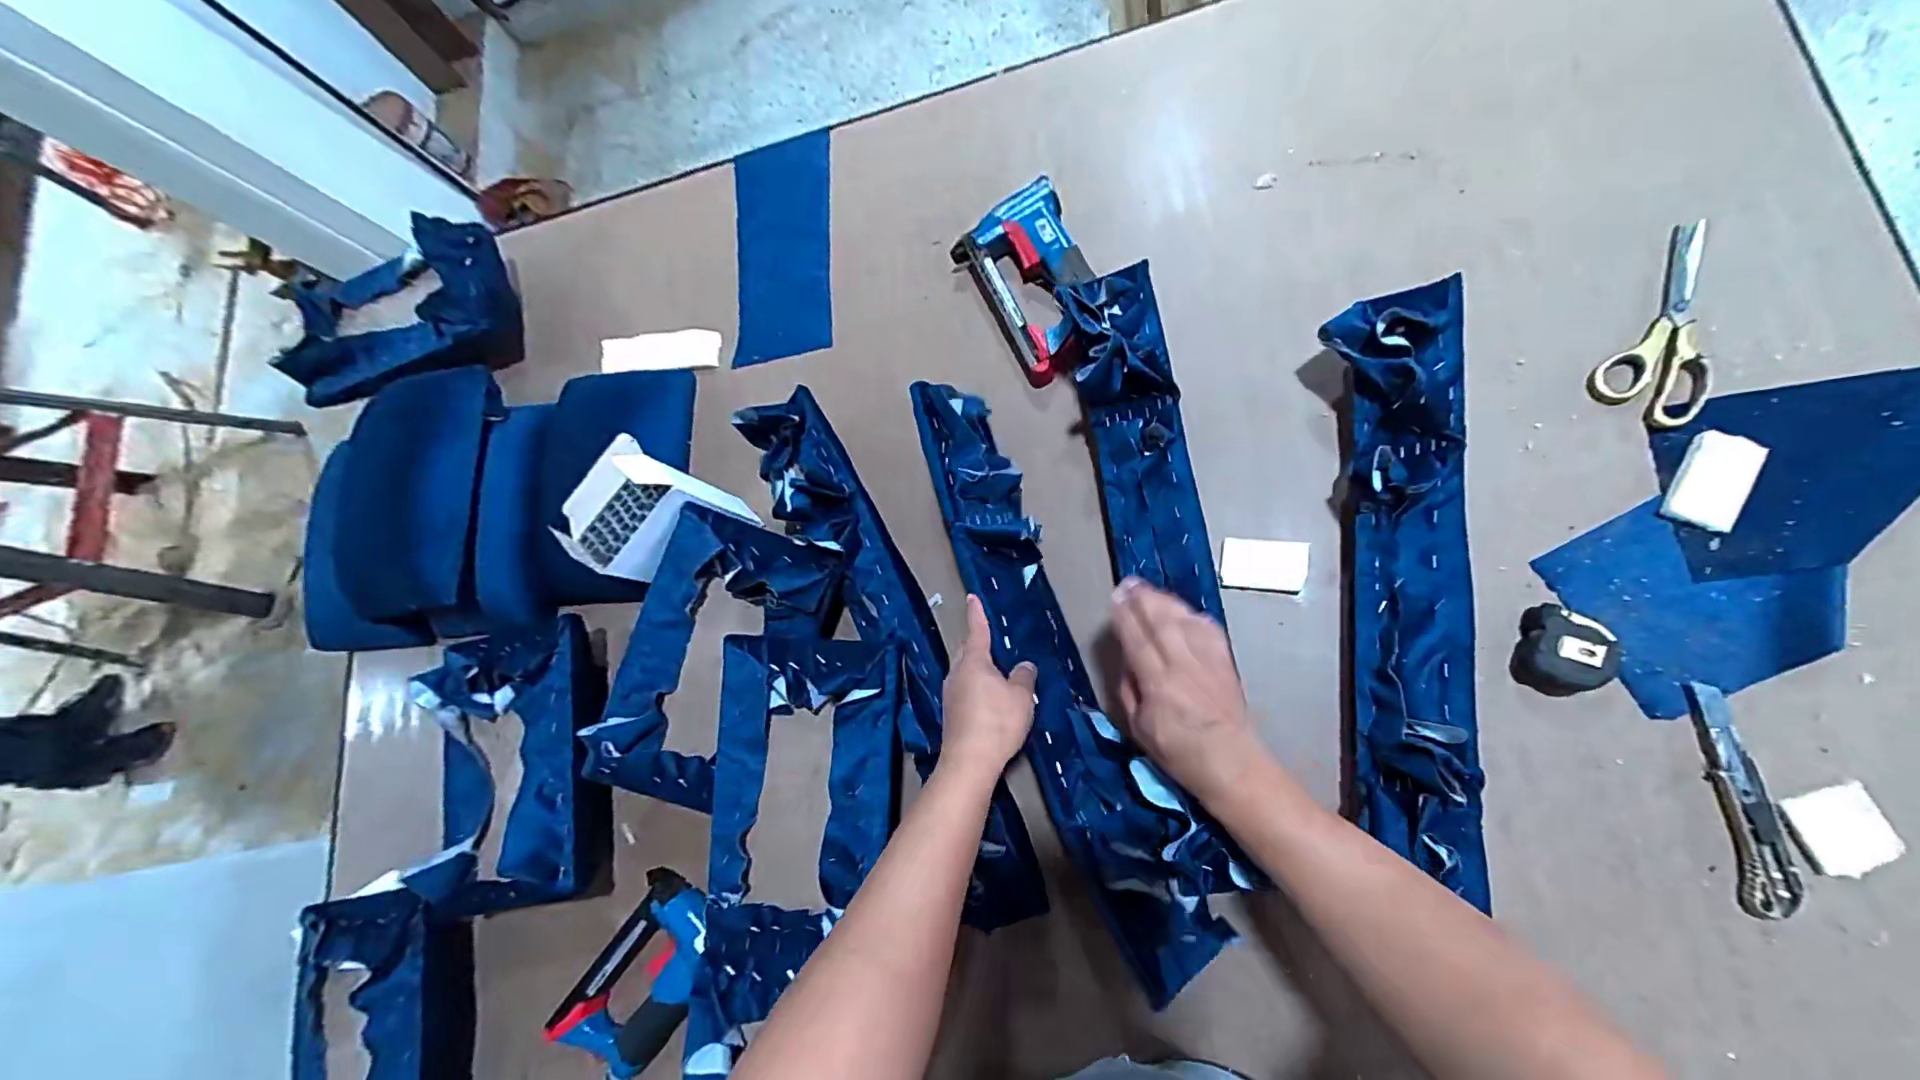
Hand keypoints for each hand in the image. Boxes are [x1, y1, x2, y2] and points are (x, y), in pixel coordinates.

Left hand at [939, 594, 1036, 781]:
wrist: (969, 760)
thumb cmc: (997, 722)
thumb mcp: (1021, 697)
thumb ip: (1024, 677)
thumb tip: (1024, 666)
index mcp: (974, 662)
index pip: (976, 630)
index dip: (976, 614)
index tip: (972, 598)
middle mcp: (957, 673)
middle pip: (965, 650)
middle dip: (974, 641)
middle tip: (986, 635)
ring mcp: (950, 694)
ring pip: (963, 670)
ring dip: (975, 666)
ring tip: (991, 668)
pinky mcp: (950, 713)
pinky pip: (963, 689)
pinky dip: (974, 685)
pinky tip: (985, 696)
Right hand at [1111, 577, 1266, 803]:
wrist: (1232, 764)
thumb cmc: (1179, 753)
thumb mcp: (1139, 729)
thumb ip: (1129, 691)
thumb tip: (1128, 661)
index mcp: (1159, 685)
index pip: (1138, 641)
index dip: (1125, 617)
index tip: (1116, 598)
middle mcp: (1184, 667)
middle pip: (1162, 623)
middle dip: (1144, 600)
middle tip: (1130, 584)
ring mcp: (1209, 663)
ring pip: (1185, 622)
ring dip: (1166, 601)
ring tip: (1150, 589)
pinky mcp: (1226, 663)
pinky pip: (1210, 631)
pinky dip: (1195, 616)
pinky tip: (1185, 609)